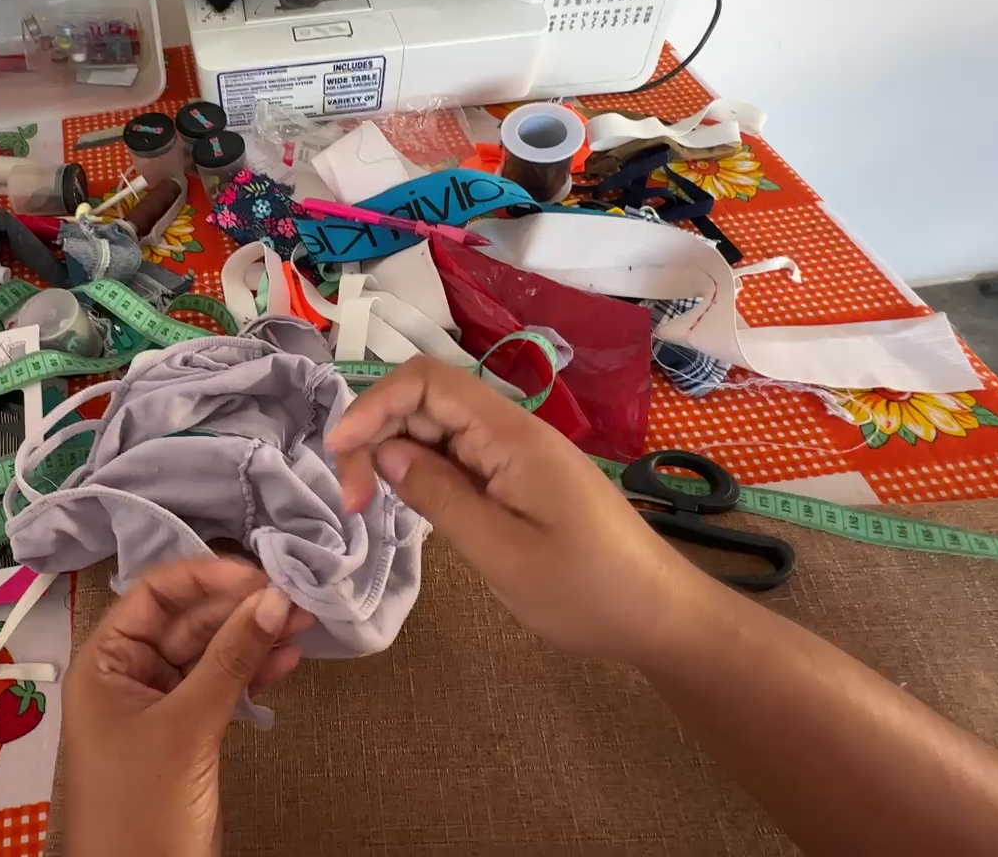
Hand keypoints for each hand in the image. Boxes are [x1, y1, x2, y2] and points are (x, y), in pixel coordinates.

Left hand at [63, 559, 316, 856]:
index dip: (205, 576)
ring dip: (256, 636)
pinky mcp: (191, 729)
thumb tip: (275, 598)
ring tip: (305, 621)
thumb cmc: (140, 808)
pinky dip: (255, 671)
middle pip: (191, 620)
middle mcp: (131, 671)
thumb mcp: (185, 727)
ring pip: (213, 651)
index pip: (155, 594)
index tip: (257, 574)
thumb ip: (230, 658)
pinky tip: (289, 659)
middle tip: (294, 597)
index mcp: (106, 660)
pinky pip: (224, 684)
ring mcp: (163, 701)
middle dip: (241, 608)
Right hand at [327, 357, 711, 665]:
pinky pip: (454, 454)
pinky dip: (421, 470)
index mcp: (509, 433)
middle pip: (424, 402)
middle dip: (376, 436)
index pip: (426, 382)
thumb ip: (437, 495)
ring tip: (371, 503)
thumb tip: (384, 453)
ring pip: (434, 427)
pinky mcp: (514, 473)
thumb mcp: (500, 552)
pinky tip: (409, 500)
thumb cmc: (584, 590)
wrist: (659, 616)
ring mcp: (512, 450)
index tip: (338, 453)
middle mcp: (508, 429)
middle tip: (354, 500)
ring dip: (394, 454)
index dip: (373, 404)